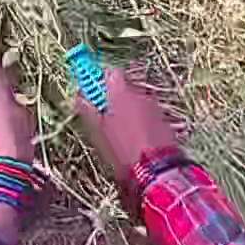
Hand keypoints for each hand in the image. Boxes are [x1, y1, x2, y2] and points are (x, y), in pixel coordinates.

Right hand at [74, 67, 177, 188]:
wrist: (158, 172)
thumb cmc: (121, 149)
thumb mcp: (98, 131)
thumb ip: (88, 110)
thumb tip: (79, 96)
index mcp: (121, 92)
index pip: (111, 72)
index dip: (100, 79)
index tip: (92, 92)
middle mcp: (140, 93)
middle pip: (124, 86)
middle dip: (114, 97)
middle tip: (103, 115)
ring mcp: (155, 106)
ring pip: (137, 100)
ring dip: (127, 109)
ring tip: (120, 131)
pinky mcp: (165, 121)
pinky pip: (148, 113)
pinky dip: (141, 120)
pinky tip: (135, 138)